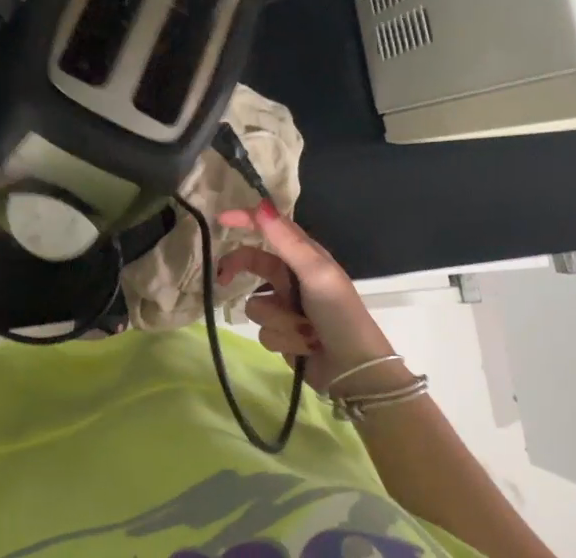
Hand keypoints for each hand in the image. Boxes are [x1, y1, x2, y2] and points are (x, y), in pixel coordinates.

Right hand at [217, 201, 396, 393]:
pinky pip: (263, 330)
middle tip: (224, 279)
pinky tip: (303, 347)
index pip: (271, 228)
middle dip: (239, 271)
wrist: (354, 370)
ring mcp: (285, 306)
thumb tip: (260, 205)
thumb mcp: (315, 273)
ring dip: (277, 318)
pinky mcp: (282, 333)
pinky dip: (283, 338)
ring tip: (302, 330)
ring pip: (256, 303)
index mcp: (304, 257)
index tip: (220, 220)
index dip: (246, 220)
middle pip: (252, 263)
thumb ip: (286, 241)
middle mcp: (292, 278)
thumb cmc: (340, 313)